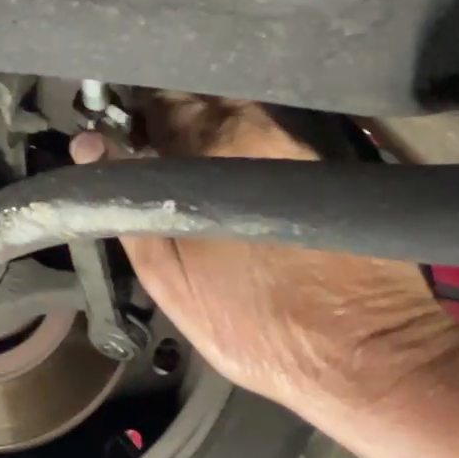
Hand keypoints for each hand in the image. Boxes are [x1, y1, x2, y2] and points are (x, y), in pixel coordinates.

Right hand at [70, 96, 458, 414]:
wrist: (371, 358)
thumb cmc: (256, 322)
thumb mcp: (168, 273)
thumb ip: (122, 200)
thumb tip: (87, 145)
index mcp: (210, 146)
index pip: (153, 101)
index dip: (128, 117)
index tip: (118, 138)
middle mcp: (255, 129)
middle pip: (195, 99)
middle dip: (167, 117)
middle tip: (152, 157)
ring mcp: (296, 143)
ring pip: (232, 114)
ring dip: (205, 130)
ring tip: (190, 171)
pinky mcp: (326, 165)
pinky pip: (265, 136)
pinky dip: (240, 146)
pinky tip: (234, 183)